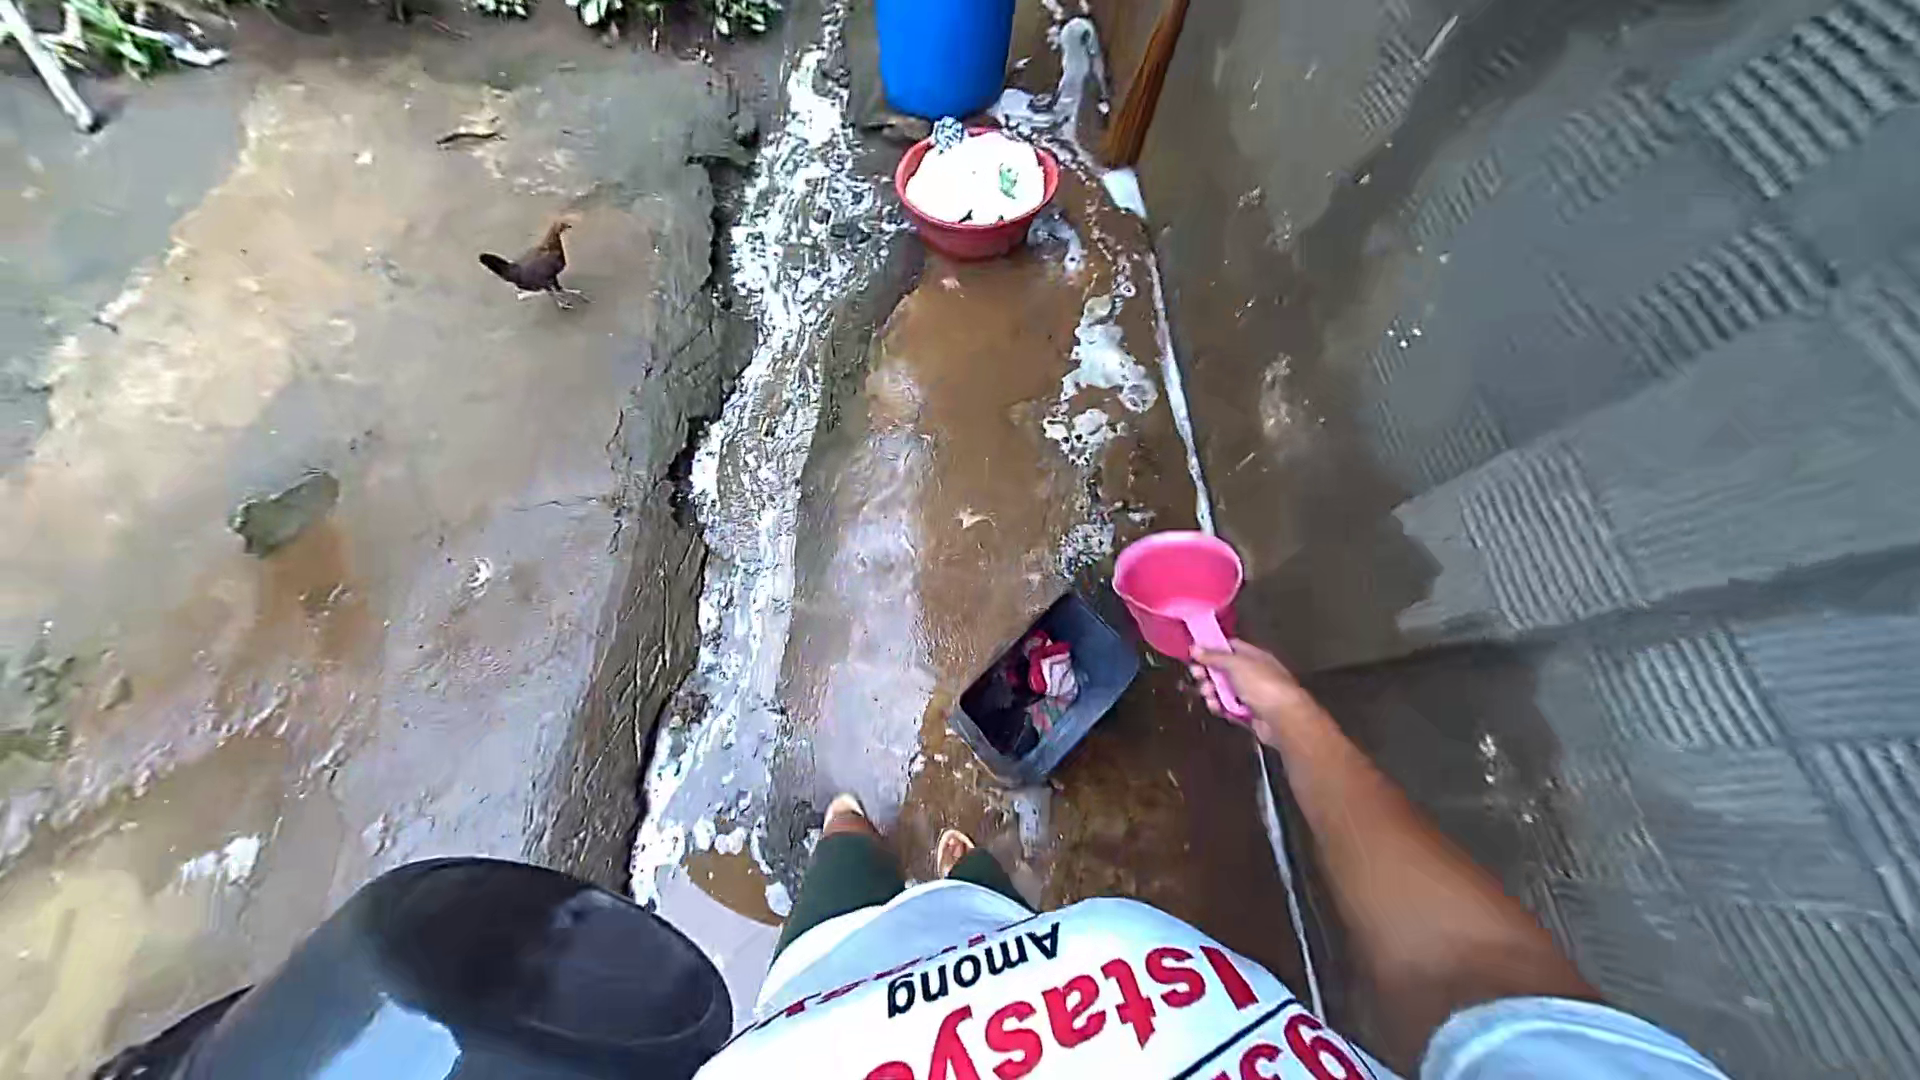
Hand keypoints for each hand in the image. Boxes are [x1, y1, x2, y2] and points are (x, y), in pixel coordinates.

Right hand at [1189, 639, 1321, 748]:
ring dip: (1211, 691)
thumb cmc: (1262, 684)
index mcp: (1254, 657)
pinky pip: (1228, 708)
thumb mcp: (1236, 663)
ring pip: (1223, 690)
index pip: (1230, 647)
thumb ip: (1214, 656)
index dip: (1212, 648)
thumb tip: (1194, 647)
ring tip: (1207, 694)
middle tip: (1196, 674)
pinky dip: (1220, 707)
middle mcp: (1253, 674)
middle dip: (1207, 672)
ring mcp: (1252, 695)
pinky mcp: (1248, 715)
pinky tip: (1215, 707)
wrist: (1284, 720)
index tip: (1194, 652)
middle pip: (1224, 670)